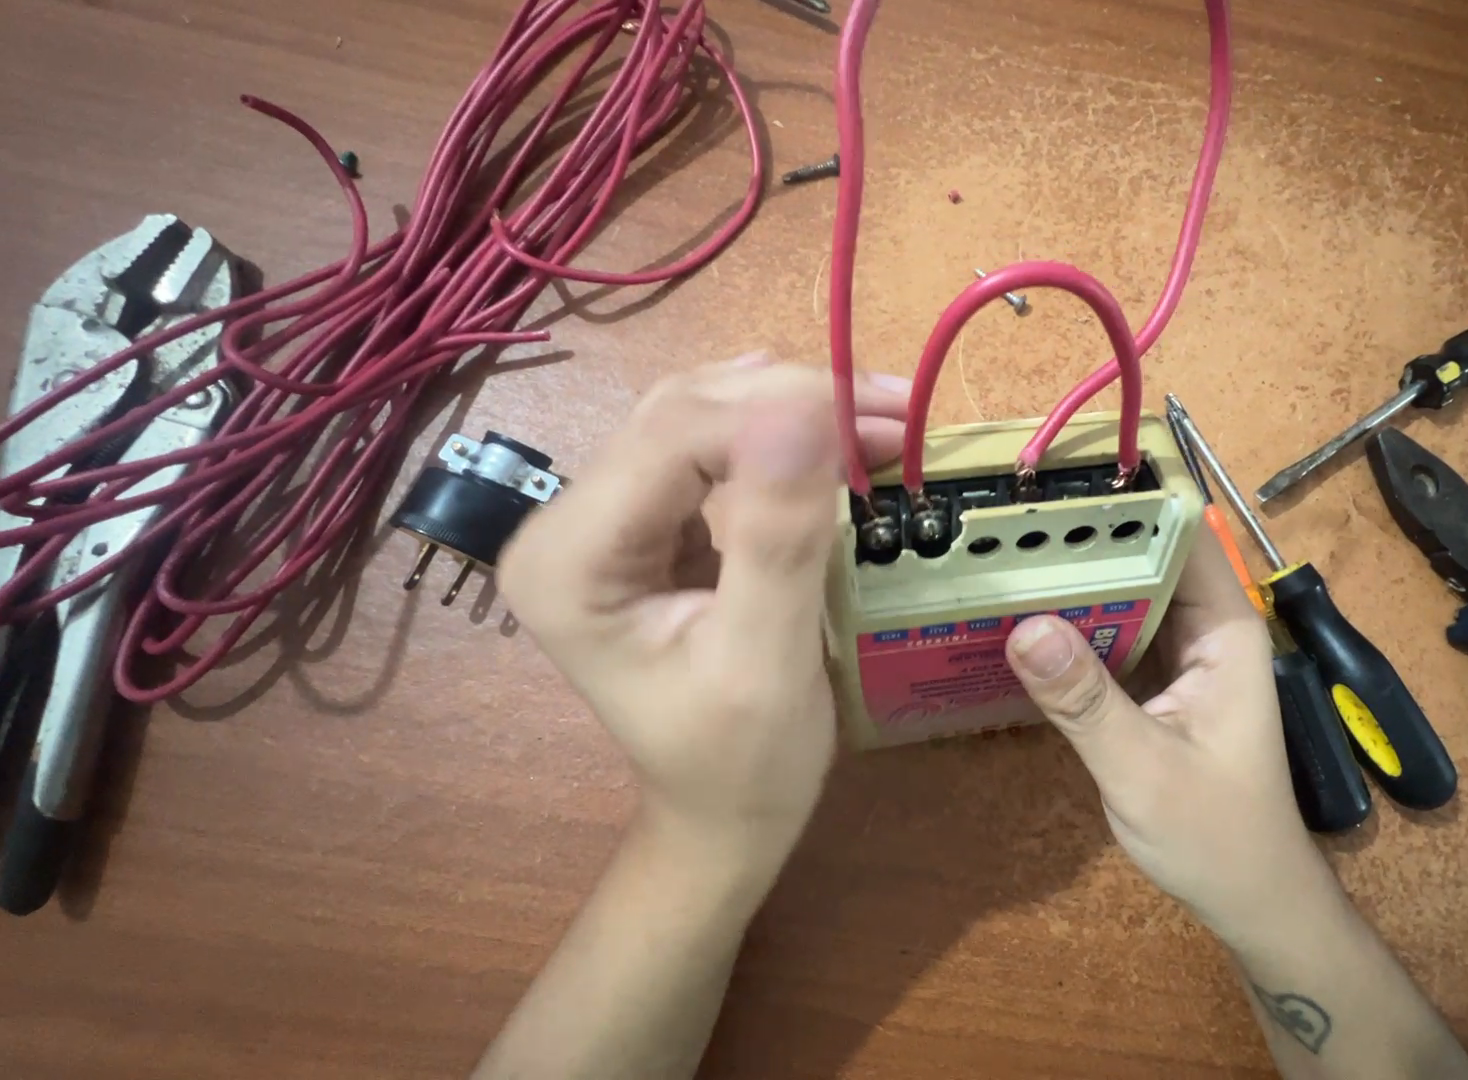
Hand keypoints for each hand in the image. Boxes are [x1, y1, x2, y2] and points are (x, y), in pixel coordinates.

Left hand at [499, 355, 907, 872]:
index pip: (673, 436)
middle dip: (793, 398)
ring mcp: (604, 520)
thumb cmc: (745, 762)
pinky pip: (711, 450)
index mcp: (569, 561)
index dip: (779, 408)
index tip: (881, 416)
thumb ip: (777, 537)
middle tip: (893, 408)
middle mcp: (567, 525)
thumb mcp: (767, 660)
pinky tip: (824, 426)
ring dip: (791, 405)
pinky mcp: (648, 524)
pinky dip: (779, 433)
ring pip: (698, 417)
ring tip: (876, 414)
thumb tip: (803, 407)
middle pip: (681, 414)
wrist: (725, 811)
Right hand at [1003, 537, 1318, 937]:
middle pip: (1143, 560)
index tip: (1057, 490)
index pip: (1180, 537)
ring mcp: (1177, 656)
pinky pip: (1109, 637)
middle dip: (1082, 543)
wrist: (1247, 897)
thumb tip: (1023, 627)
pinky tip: (1020, 621)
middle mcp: (1202, 630)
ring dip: (1072, 584)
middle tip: (1005, 526)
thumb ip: (1084, 700)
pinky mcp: (1153, 683)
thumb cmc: (1214, 834)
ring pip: (1122, 598)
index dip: (1125, 506)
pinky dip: (1071, 628)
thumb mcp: (1143, 768)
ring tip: (1002, 559)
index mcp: (1223, 630)